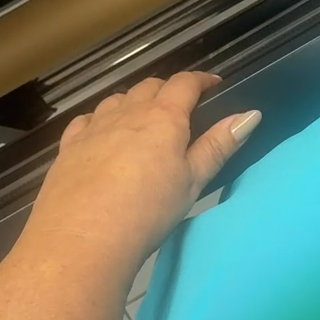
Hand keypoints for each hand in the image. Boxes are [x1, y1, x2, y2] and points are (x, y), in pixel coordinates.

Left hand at [24, 72, 259, 270]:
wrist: (81, 240)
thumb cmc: (147, 212)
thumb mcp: (192, 182)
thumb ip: (219, 145)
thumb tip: (251, 114)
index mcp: (163, 118)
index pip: (185, 83)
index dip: (202, 79)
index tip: (214, 84)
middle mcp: (127, 113)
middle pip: (149, 86)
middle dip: (168, 89)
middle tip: (181, 106)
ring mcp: (94, 128)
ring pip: (117, 99)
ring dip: (134, 101)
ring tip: (143, 119)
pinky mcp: (68, 147)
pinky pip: (86, 119)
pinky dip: (100, 119)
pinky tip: (102, 133)